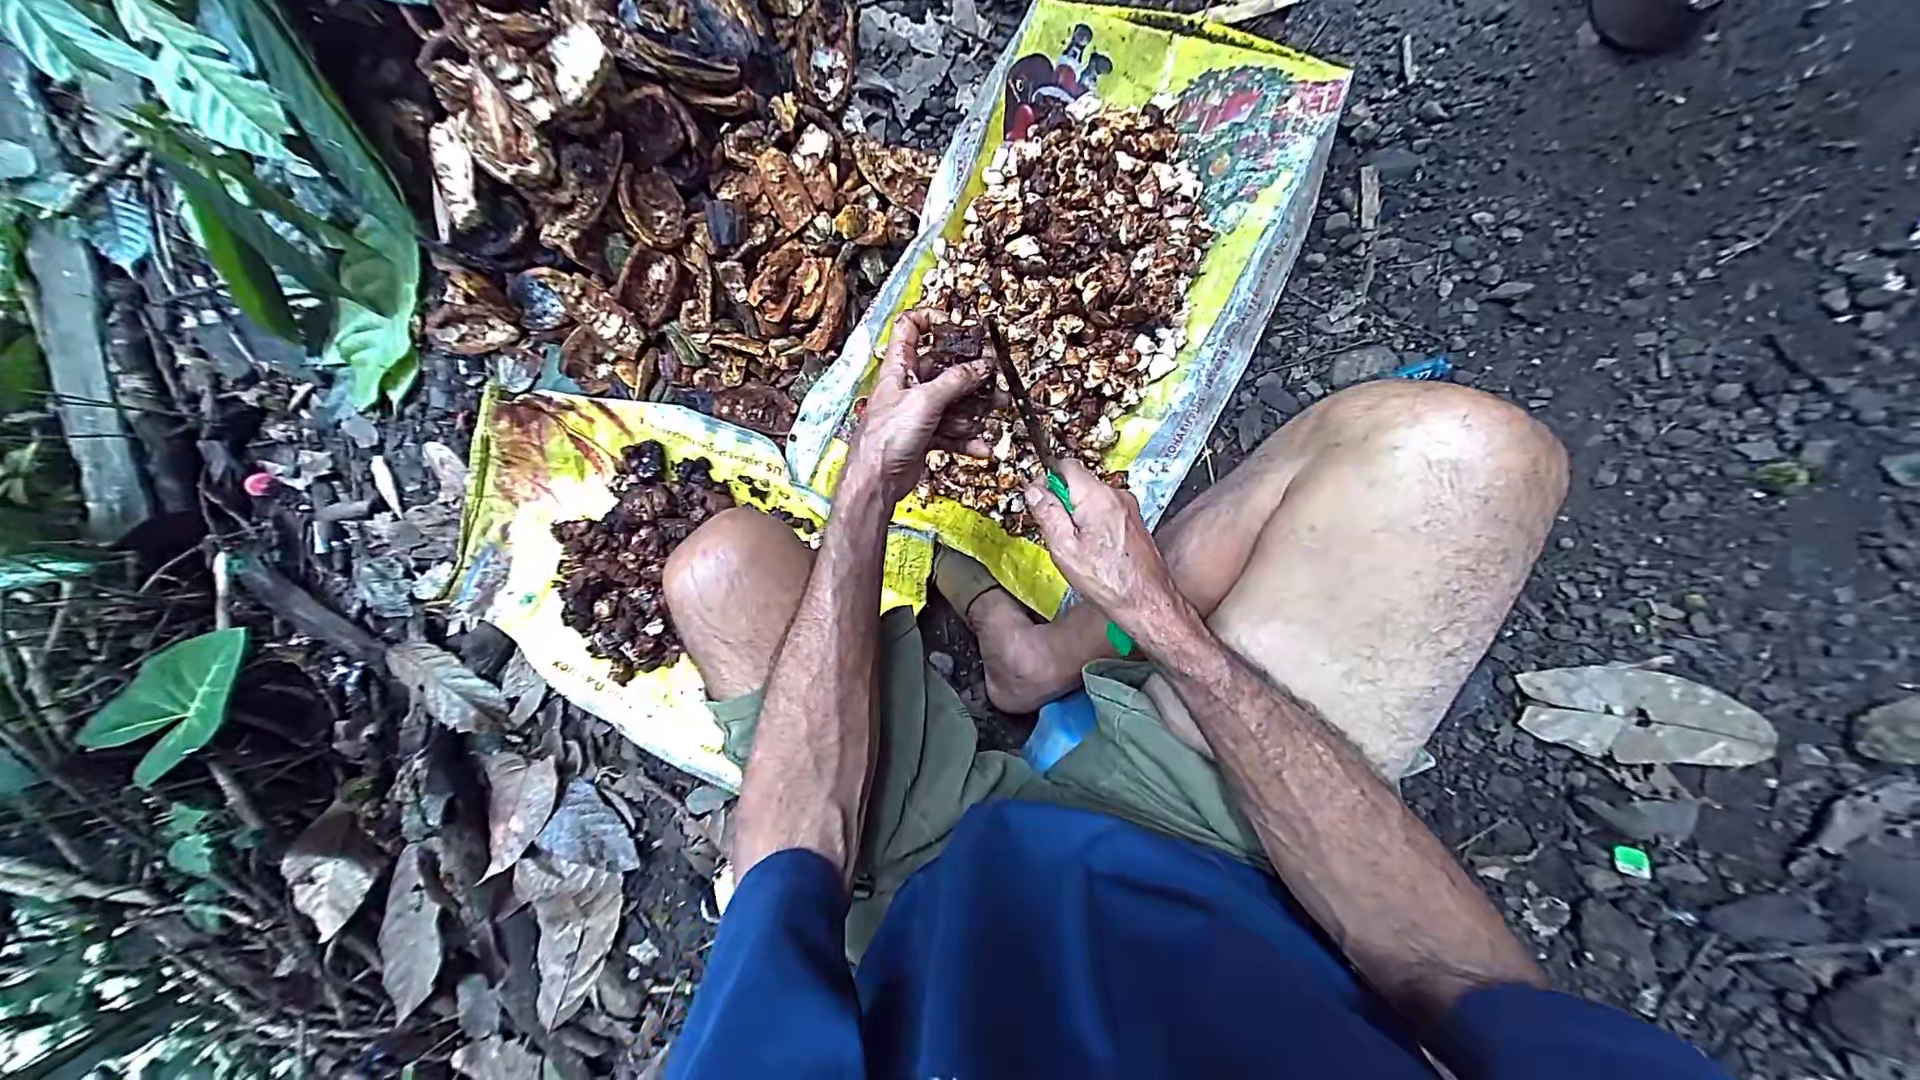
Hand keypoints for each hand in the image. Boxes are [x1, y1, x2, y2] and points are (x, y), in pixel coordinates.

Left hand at [845, 310, 992, 505]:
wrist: (876, 481)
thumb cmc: (884, 439)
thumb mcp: (924, 401)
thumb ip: (955, 381)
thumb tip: (979, 366)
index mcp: (898, 369)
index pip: (909, 328)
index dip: (931, 320)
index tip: (956, 327)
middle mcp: (907, 388)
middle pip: (941, 369)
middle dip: (969, 373)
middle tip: (991, 375)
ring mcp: (917, 413)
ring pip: (952, 403)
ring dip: (974, 408)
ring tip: (995, 408)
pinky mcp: (925, 437)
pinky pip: (952, 432)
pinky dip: (967, 439)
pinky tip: (981, 445)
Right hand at [1025, 460, 1187, 639]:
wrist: (1146, 601)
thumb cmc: (1107, 580)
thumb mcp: (1064, 548)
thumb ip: (1047, 513)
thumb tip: (1034, 489)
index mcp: (1097, 497)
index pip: (1067, 465)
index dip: (1047, 475)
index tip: (1037, 494)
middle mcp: (1116, 495)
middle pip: (1080, 481)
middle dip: (1062, 498)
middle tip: (1053, 528)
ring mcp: (1128, 507)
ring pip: (1093, 497)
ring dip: (1077, 512)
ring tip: (1073, 543)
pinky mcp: (1134, 521)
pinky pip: (1106, 510)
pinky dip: (1093, 521)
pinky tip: (1091, 547)